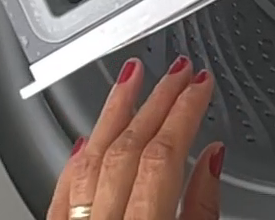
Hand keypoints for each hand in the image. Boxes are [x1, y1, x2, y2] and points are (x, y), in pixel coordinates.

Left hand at [50, 56, 221, 219]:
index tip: (202, 83)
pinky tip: (89, 136)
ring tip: (132, 75)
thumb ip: (203, 209)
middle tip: (180, 69)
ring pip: (91, 159)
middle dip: (159, 100)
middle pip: (129, 147)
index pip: (164, 154)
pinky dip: (78, 158)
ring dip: (115, 110)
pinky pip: (61, 191)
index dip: (186, 110)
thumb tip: (213, 157)